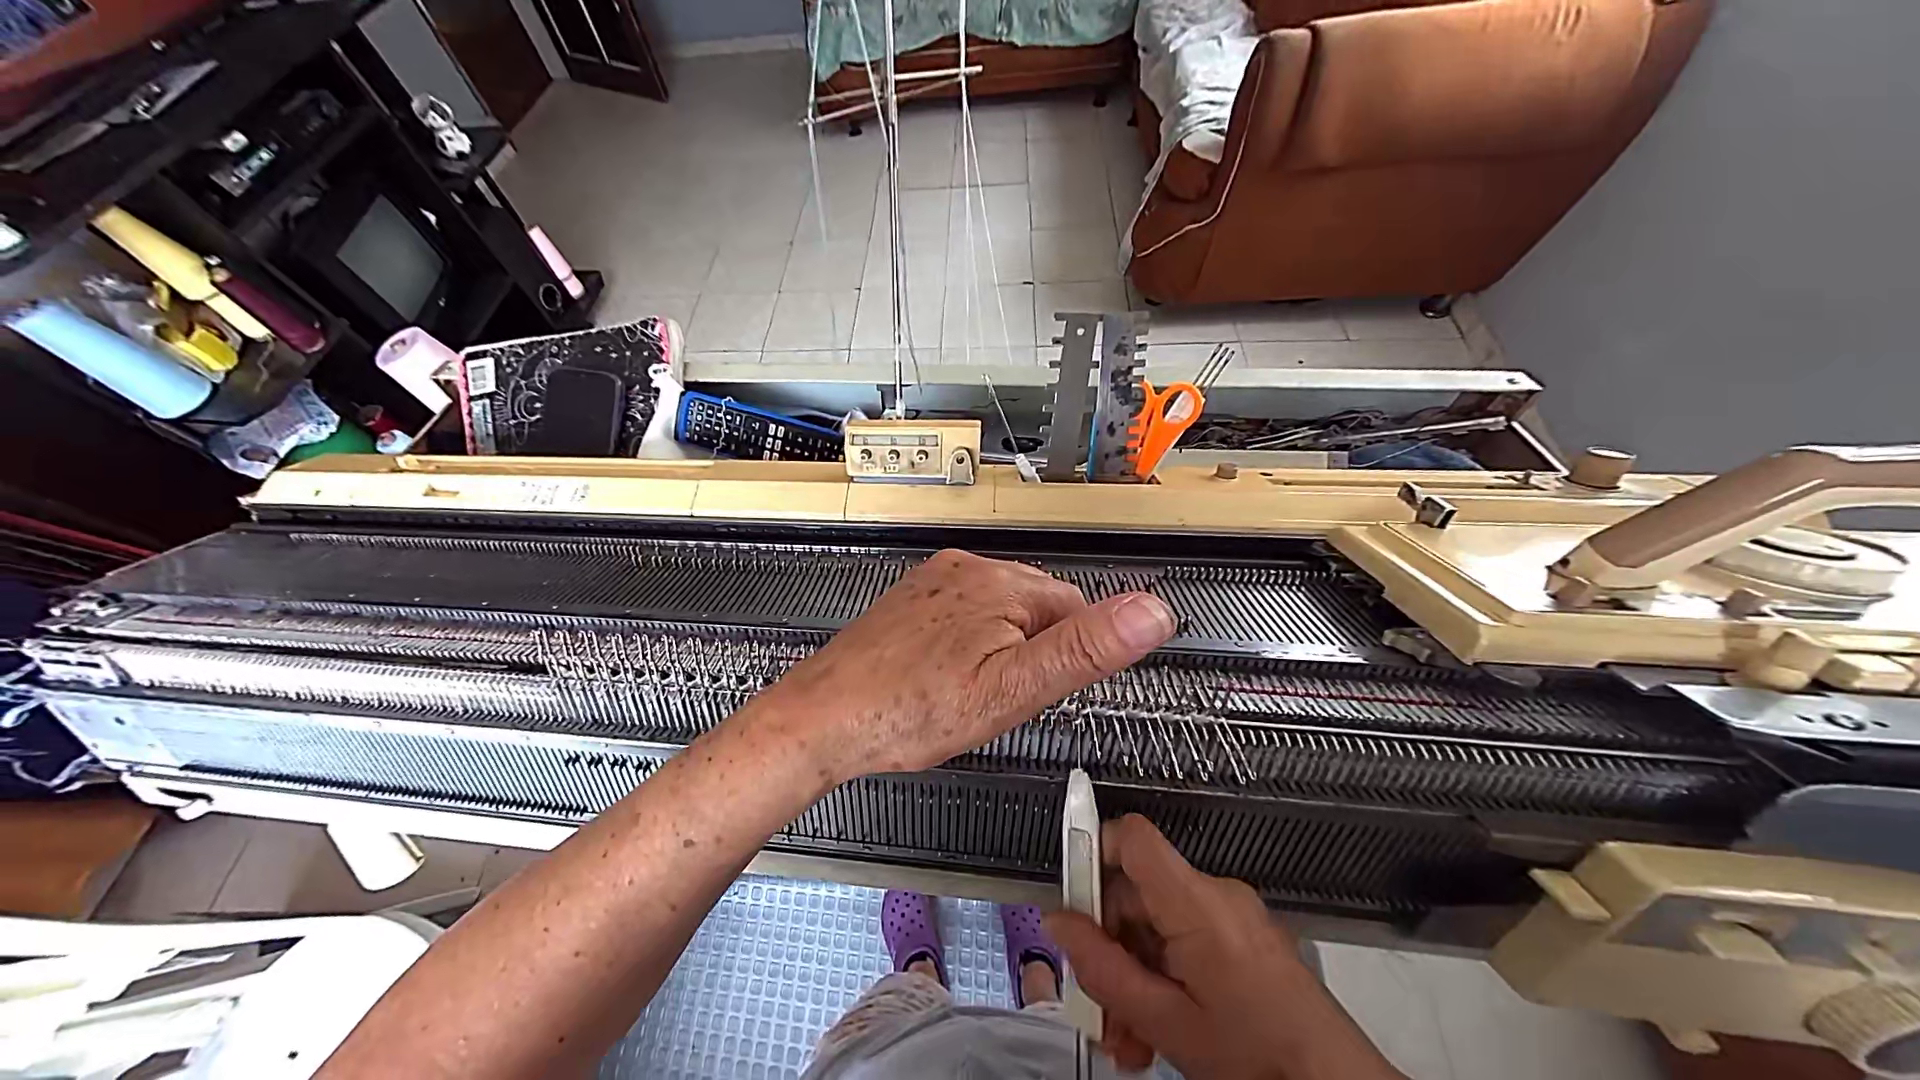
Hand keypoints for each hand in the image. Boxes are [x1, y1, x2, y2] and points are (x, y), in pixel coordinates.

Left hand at [753, 549, 1175, 784]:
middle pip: (1038, 608)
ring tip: (968, 692)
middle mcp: (966, 571)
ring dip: (999, 649)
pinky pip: (963, 617)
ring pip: (999, 614)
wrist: (822, 719)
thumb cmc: (905, 709)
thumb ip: (1084, 649)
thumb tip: (1148, 612)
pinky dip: (967, 646)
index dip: (1065, 657)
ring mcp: (934, 584)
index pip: (1076, 610)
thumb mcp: (1012, 690)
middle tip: (1001, 697)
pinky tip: (944, 680)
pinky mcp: (913, 602)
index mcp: (1000, 585)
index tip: (1041, 687)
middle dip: (1032, 653)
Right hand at [1046, 815, 1405, 1079]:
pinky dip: (1163, 976)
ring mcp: (1232, 915)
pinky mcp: (1243, 937)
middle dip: (1109, 947)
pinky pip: (1184, 939)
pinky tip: (1155, 1030)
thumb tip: (1058, 922)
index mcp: (1198, 902)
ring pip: (1156, 925)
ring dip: (1133, 975)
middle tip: (1098, 1009)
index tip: (1071, 901)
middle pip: (1137, 892)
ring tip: (1128, 1040)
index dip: (1093, 850)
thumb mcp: (1168, 1023)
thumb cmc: (1258, 1058)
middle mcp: (1215, 894)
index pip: (1133, 837)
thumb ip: (1104, 970)